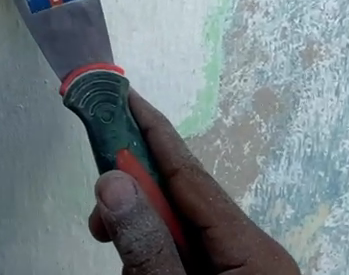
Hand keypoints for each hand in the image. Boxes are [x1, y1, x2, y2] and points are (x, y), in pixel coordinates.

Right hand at [87, 90, 298, 274]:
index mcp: (251, 249)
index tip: (119, 92)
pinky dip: (156, 261)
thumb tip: (113, 180)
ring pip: (177, 231)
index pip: (188, 171)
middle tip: (96, 223)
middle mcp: (251, 251)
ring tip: (126, 271)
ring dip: (142, 242)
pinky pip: (186, 256)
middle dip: (135, 203)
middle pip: (179, 201)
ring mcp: (244, 270)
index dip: (150, 128)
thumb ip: (147, 245)